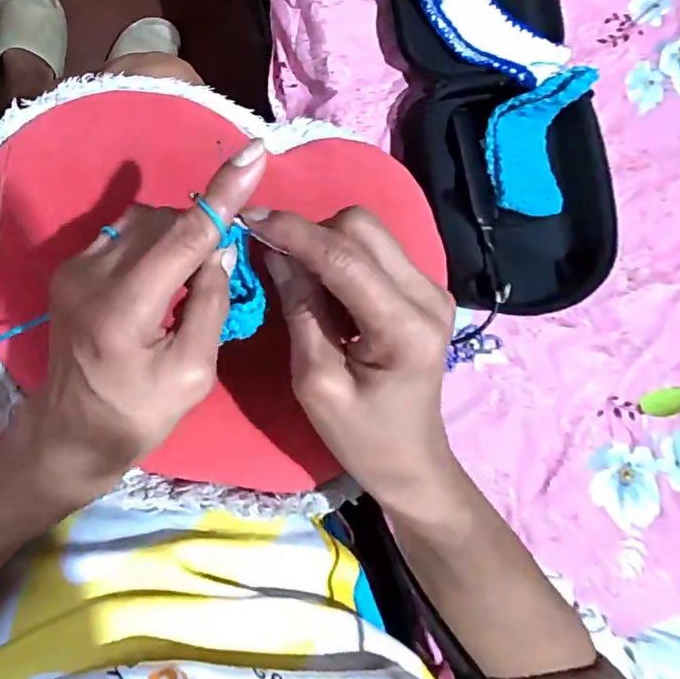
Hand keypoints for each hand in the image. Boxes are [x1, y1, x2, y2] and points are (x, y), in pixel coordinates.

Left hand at [9, 138, 268, 507]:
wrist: (67, 431)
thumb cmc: (137, 415)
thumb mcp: (192, 375)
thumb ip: (210, 304)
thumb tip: (221, 247)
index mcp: (125, 309)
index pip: (185, 236)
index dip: (223, 193)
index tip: (254, 152)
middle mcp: (92, 276)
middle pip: (163, 221)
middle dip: (198, 231)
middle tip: (212, 271)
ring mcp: (74, 268)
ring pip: (141, 220)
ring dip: (173, 235)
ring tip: (180, 279)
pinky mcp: (67, 269)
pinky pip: (120, 233)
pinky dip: (148, 242)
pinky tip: (152, 277)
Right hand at [245, 207, 460, 515]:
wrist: (411, 460)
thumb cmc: (360, 435)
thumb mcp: (315, 382)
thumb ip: (299, 311)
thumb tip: (274, 251)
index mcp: (404, 327)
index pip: (344, 260)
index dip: (295, 233)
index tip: (250, 218)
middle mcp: (426, 295)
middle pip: (360, 228)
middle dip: (310, 234)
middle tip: (274, 258)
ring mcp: (429, 287)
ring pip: (366, 232)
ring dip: (323, 242)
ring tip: (297, 276)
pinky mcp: (421, 287)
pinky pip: (372, 248)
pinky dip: (338, 254)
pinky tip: (322, 286)